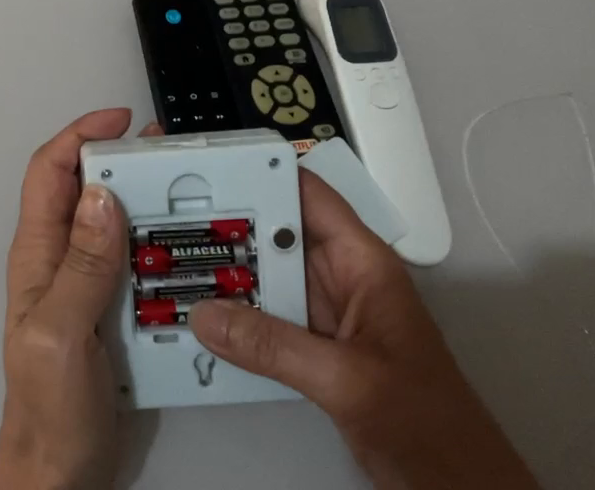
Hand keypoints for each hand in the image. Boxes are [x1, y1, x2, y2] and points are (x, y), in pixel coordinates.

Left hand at [0, 109, 152, 489]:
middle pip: (83, 189)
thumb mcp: (62, 333)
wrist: (59, 468)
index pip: (49, 174)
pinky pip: (130, 259)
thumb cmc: (48, 407)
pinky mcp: (106, 308)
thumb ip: (81, 267)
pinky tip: (184, 246)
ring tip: (184, 191)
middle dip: (119, 159)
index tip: (119, 120)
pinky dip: (154, 241)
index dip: (78, 137)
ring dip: (141, 199)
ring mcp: (82, 283)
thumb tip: (99, 196)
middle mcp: (58, 260)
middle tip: (166, 151)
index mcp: (37, 255)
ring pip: (110, 221)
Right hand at [188, 171, 537, 489]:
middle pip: (275, 232)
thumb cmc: (428, 425)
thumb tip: (202, 316)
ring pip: (264, 275)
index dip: (260, 172)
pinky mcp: (311, 349)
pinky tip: (195, 315)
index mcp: (362, 263)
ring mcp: (324, 315)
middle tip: (166, 216)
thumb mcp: (349, 380)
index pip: (307, 195)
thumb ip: (274, 347)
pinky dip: (231, 314)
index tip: (205, 169)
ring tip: (167, 260)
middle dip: (225, 222)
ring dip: (223, 271)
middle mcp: (339, 278)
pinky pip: (262, 317)